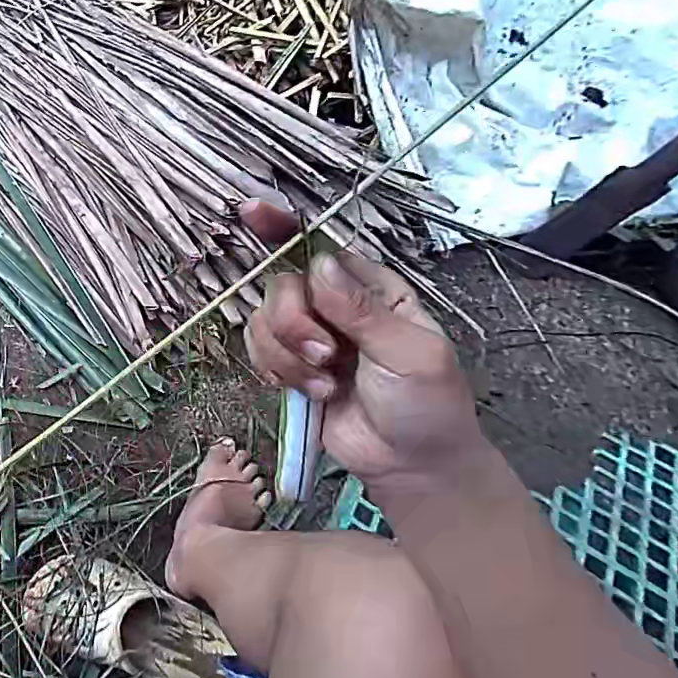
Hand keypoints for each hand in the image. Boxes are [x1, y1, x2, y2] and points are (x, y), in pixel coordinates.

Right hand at [240, 200, 487, 492]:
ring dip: (288, 356)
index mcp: (369, 287)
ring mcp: (306, 334)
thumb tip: (319, 263)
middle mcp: (331, 303)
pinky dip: (276, 371)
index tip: (251, 212)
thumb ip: (361, 310)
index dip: (283, 227)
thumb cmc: (427, 403)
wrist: (411, 465)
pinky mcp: (287, 366)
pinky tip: (311, 392)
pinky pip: (256, 351)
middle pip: (281, 285)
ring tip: (327, 385)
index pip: (321, 246)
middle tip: (326, 355)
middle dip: (294, 323)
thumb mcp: (409, 352)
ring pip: (262, 319)